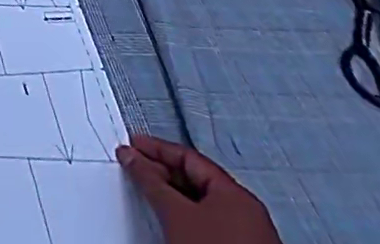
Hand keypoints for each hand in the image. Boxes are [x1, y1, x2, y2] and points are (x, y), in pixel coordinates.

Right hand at [117, 135, 281, 243]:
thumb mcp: (175, 214)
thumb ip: (151, 181)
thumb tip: (133, 158)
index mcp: (237, 195)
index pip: (190, 158)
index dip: (158, 149)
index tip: (135, 145)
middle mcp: (246, 213)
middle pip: (196, 180)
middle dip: (163, 172)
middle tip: (136, 167)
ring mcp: (246, 237)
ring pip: (201, 204)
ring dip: (173, 197)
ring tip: (148, 194)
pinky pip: (208, 225)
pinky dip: (186, 218)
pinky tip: (170, 224)